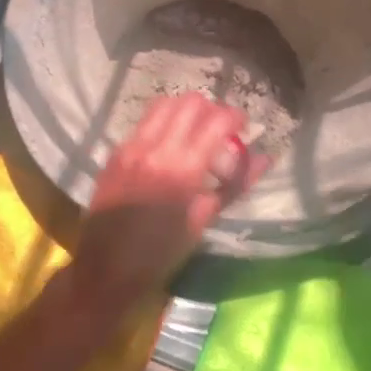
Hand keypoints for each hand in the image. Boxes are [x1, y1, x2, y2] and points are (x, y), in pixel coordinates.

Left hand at [69, 95, 266, 309]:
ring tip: (194, 131)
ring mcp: (131, 147)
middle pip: (189, 102)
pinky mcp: (115, 152)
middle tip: (220, 128)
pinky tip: (168, 146)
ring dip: (185, 110)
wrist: (105, 268)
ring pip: (163, 104)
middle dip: (211, 109)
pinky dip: (162, 124)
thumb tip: (264, 159)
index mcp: (183, 169)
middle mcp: (155, 148)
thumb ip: (234, 184)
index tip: (244, 125)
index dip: (236, 116)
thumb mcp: (203, 221)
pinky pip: (143, 123)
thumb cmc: (161, 253)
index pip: (216, 120)